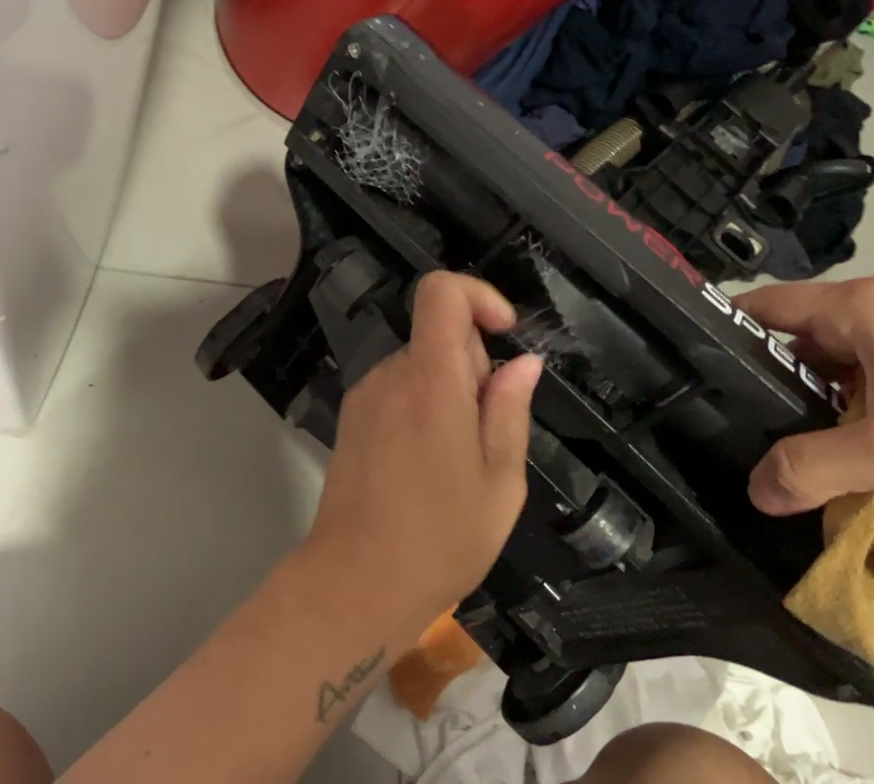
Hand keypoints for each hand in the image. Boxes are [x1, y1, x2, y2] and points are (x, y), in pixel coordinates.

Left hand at [302, 272, 543, 627]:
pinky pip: (398, 391)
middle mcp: (389, 375)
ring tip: (456, 463)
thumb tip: (522, 361)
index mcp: (429, 381)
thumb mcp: (500, 482)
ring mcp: (364, 396)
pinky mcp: (351, 418)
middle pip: (438, 336)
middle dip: (473, 368)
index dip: (478, 296)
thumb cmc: (440, 539)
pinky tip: (426, 467)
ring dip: (448, 393)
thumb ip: (510, 410)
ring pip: (420, 366)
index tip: (505, 336)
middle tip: (484, 437)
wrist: (355, 581)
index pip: (440, 292)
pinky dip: (422, 408)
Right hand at [738, 274, 873, 541]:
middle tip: (769, 425)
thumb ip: (808, 466)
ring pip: (863, 342)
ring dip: (836, 383)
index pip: (769, 304)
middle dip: (785, 372)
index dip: (729, 336)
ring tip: (830, 436)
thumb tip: (756, 488)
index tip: (705, 379)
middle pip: (814, 325)